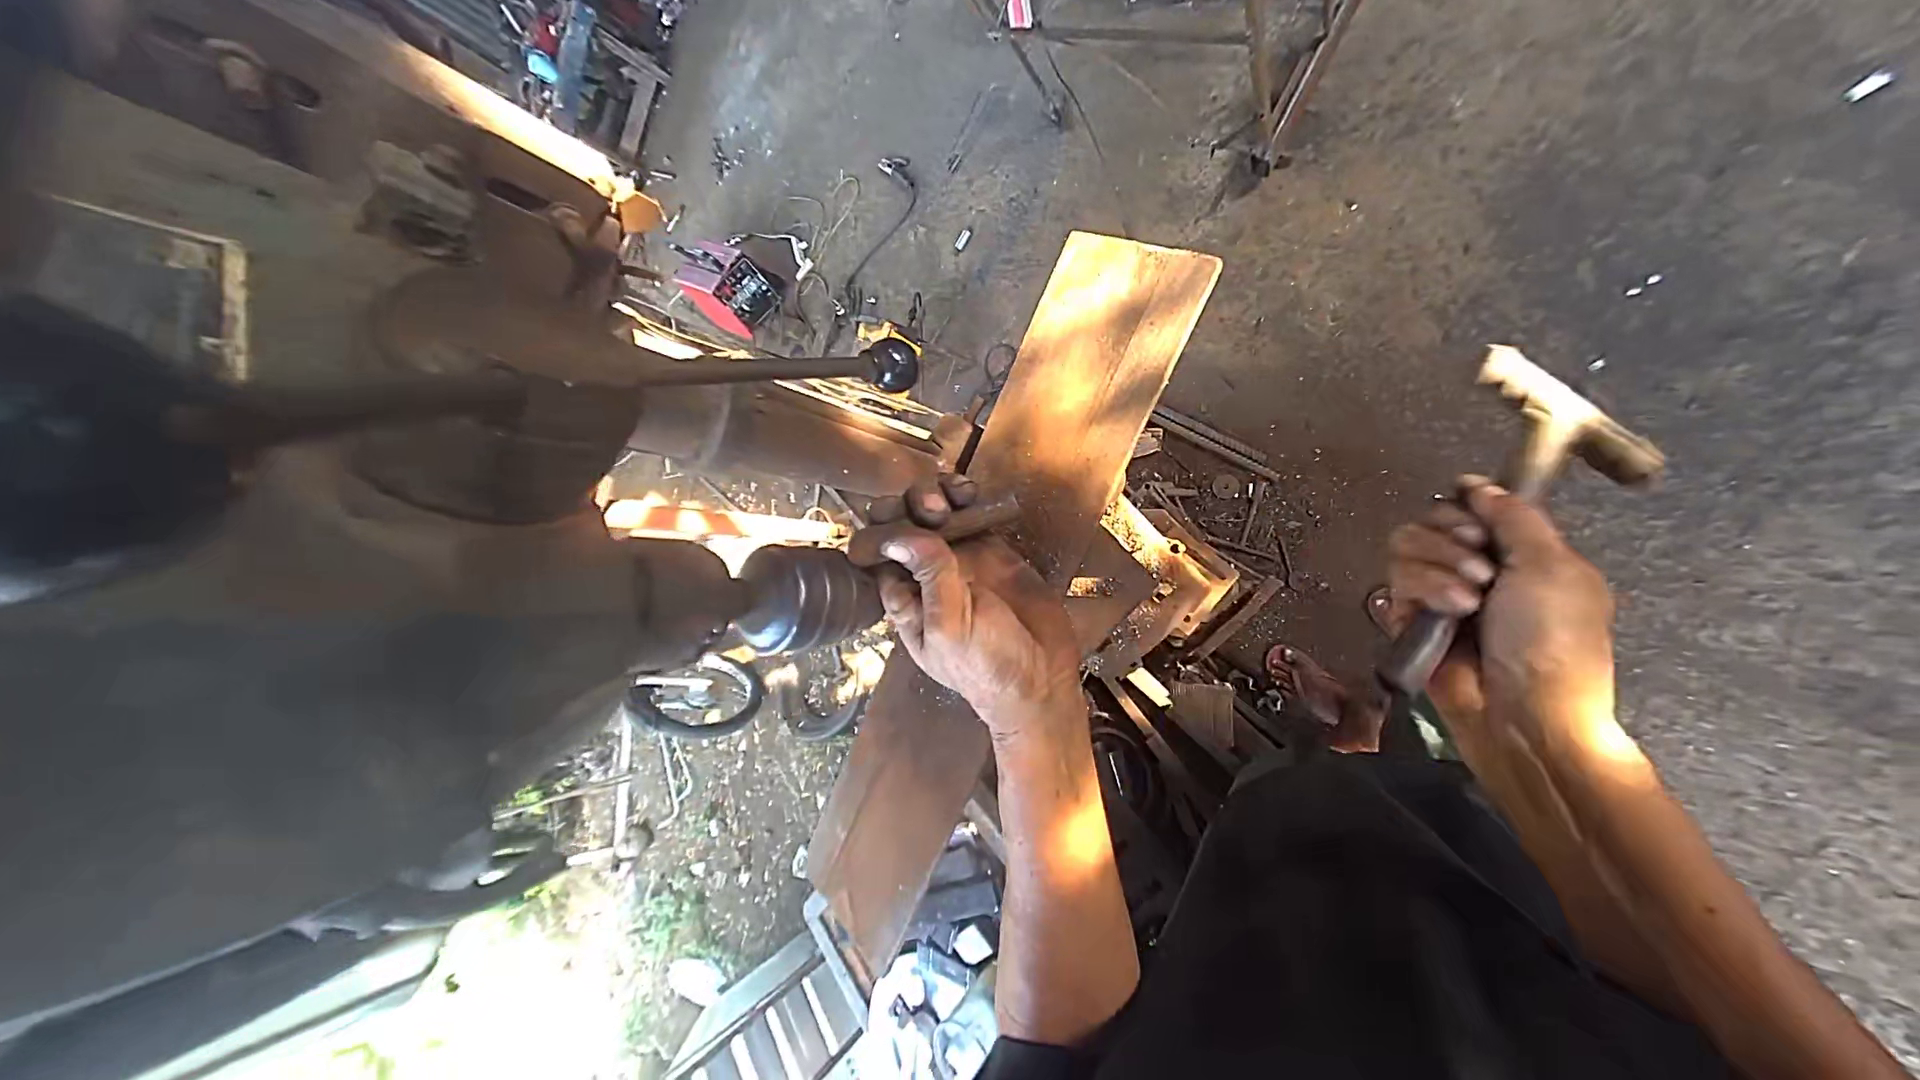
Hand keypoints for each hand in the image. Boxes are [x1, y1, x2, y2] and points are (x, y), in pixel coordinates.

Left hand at [850, 476, 1083, 742]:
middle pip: (898, 523)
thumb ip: (929, 578)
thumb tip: (897, 535)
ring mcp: (956, 556)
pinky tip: (968, 490)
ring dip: (932, 494)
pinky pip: (968, 511)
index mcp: (902, 596)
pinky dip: (963, 494)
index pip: (873, 554)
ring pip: (930, 511)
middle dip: (905, 507)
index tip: (899, 529)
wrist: (1042, 675)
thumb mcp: (951, 627)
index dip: (879, 533)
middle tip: (932, 512)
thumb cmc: (987, 664)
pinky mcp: (988, 545)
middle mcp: (922, 572)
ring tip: (949, 500)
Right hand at [1386, 476, 1616, 753]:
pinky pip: (1395, 584)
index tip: (1477, 527)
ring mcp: (1437, 592)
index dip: (1463, 509)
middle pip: (1427, 521)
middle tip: (1481, 573)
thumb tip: (1477, 483)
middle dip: (1449, 543)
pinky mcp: (1408, 618)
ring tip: (1467, 602)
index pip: (1465, 506)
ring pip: (1404, 549)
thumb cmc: (1554, 638)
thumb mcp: (1552, 566)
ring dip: (1436, 571)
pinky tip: (1444, 615)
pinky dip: (1421, 594)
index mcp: (1515, 550)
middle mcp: (1471, 565)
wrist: (1523, 707)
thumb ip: (1514, 517)